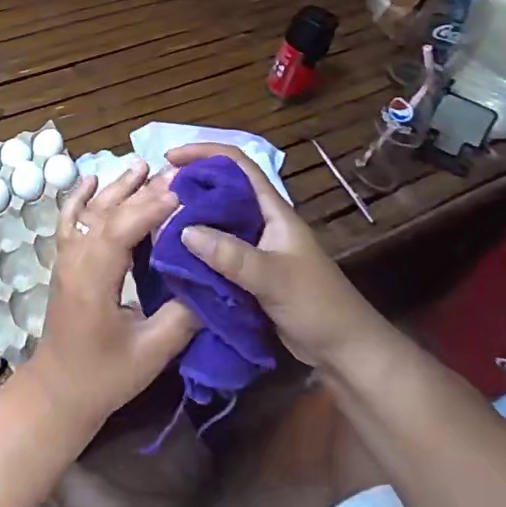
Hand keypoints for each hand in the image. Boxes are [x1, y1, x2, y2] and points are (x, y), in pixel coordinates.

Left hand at [25, 160, 199, 425]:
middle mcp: (76, 258)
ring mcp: (66, 257)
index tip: (182, 191)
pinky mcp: (64, 261)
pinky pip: (69, 220)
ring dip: (115, 188)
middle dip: (140, 191)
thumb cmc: (104, 375)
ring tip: (142, 165)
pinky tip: (91, 180)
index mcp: (94, 277)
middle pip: (108, 213)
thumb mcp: (151, 353)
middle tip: (173, 173)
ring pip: (90, 212)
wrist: (59, 389)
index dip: (151, 207)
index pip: (122, 229)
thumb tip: (207, 282)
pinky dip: (79, 197)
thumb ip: (180, 317)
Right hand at [166, 143, 385, 366]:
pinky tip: (175, 253)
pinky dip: (196, 246)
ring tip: (159, 220)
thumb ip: (231, 254)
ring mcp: (256, 246)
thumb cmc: (318, 306)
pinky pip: (216, 248)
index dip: (204, 153)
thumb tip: (184, 229)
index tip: (171, 158)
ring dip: (190, 216)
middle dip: (190, 184)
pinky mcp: (250, 271)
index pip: (237, 164)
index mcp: (273, 210)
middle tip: (158, 192)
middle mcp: (262, 221)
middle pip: (222, 189)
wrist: (347, 352)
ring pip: (216, 220)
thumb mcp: (274, 277)